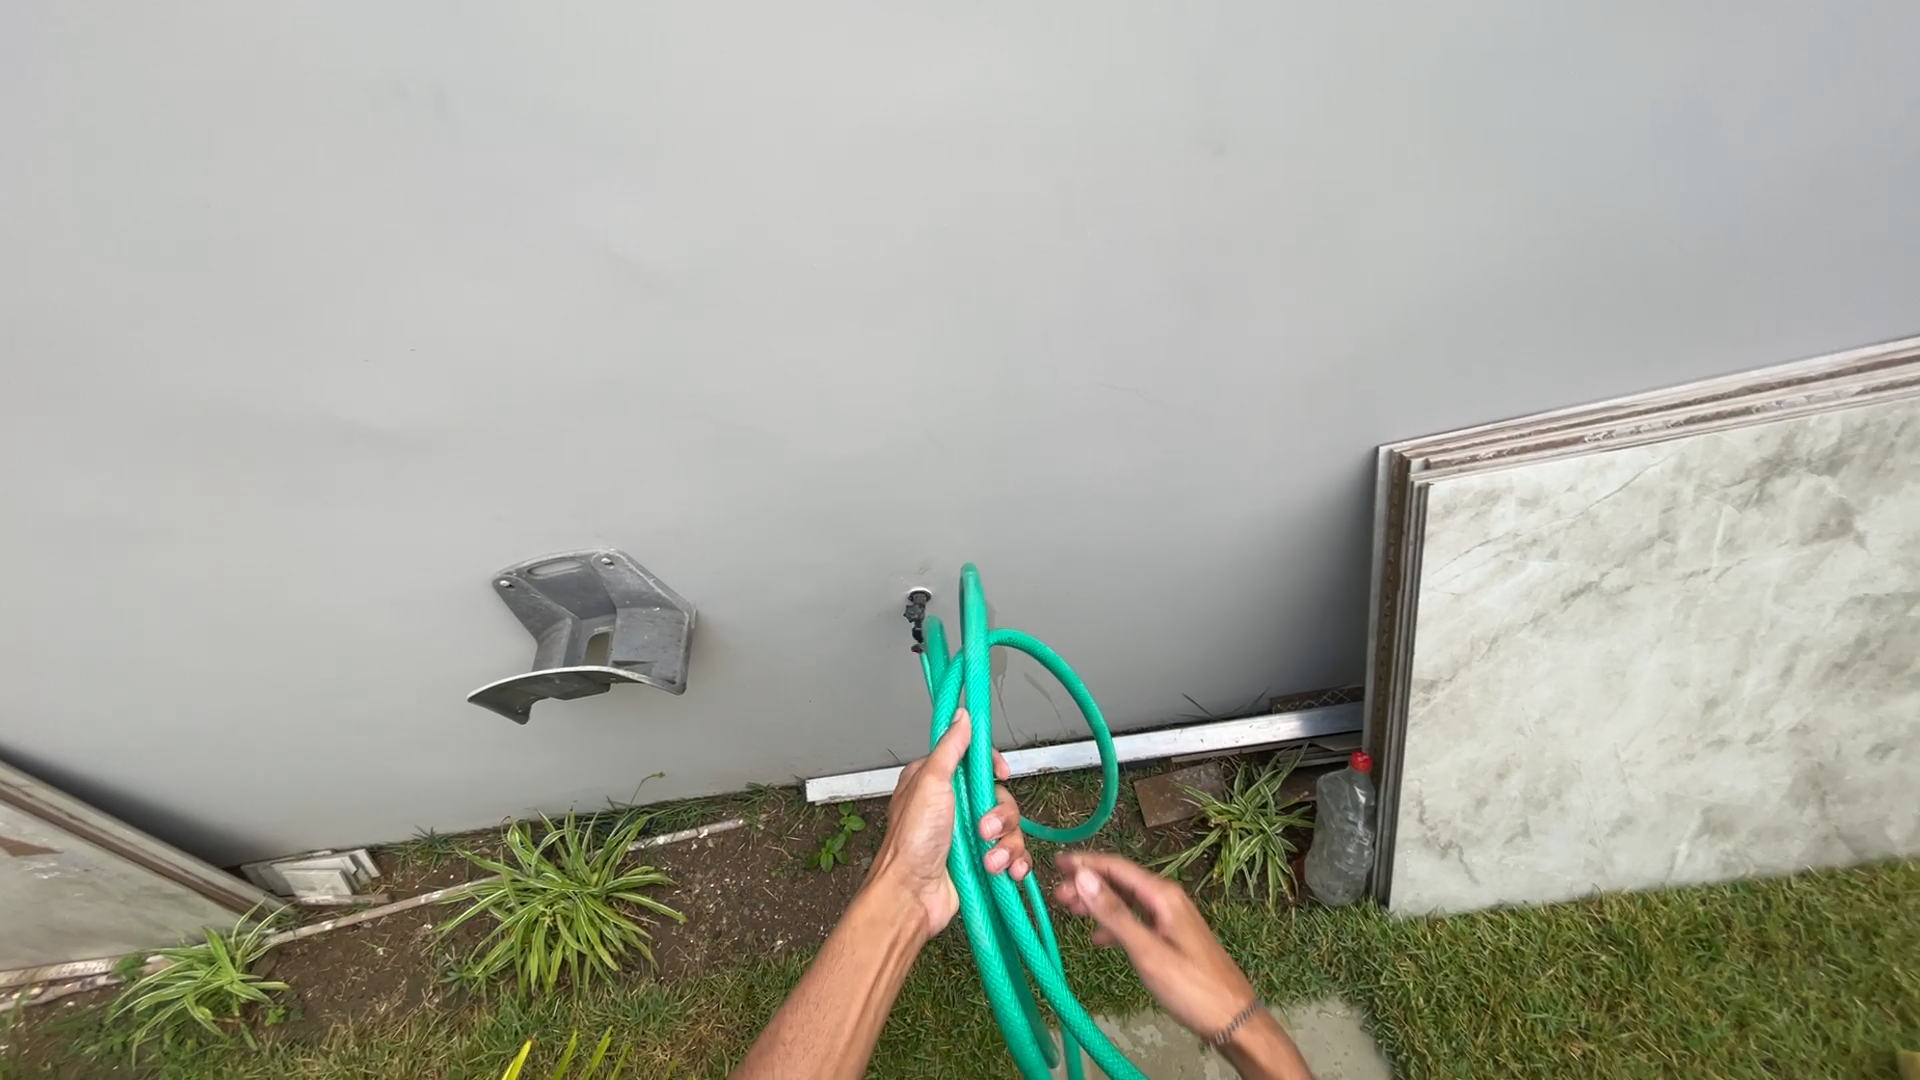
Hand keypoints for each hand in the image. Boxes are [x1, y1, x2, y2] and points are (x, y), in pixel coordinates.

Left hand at [868, 709, 1029, 938]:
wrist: (911, 897)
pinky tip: (1009, 872)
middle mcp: (954, 805)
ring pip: (1009, 826)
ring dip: (1006, 844)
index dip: (992, 766)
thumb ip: (950, 748)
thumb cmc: (912, 841)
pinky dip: (1014, 862)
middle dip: (1000, 815)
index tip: (1001, 774)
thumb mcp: (930, 783)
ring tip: (990, 860)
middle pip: (999, 796)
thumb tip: (962, 715)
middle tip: (985, 830)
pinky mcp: (981, 861)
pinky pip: (1012, 854)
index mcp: (936, 781)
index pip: (975, 761)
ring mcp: (968, 835)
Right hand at [1052, 851, 1256, 1038]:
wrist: (1235, 1021)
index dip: (1085, 862)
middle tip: (1056, 895)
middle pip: (1119, 881)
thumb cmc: (1191, 987)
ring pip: (1126, 900)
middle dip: (1087, 884)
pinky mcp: (1172, 936)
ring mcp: (1170, 917)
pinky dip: (1114, 923)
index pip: (1116, 867)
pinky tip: (1099, 938)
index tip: (1056, 863)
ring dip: (1098, 903)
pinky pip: (1136, 918)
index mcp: (1162, 895)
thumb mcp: (1147, 951)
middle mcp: (1166, 898)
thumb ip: (1113, 913)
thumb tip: (1082, 875)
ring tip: (1070, 911)